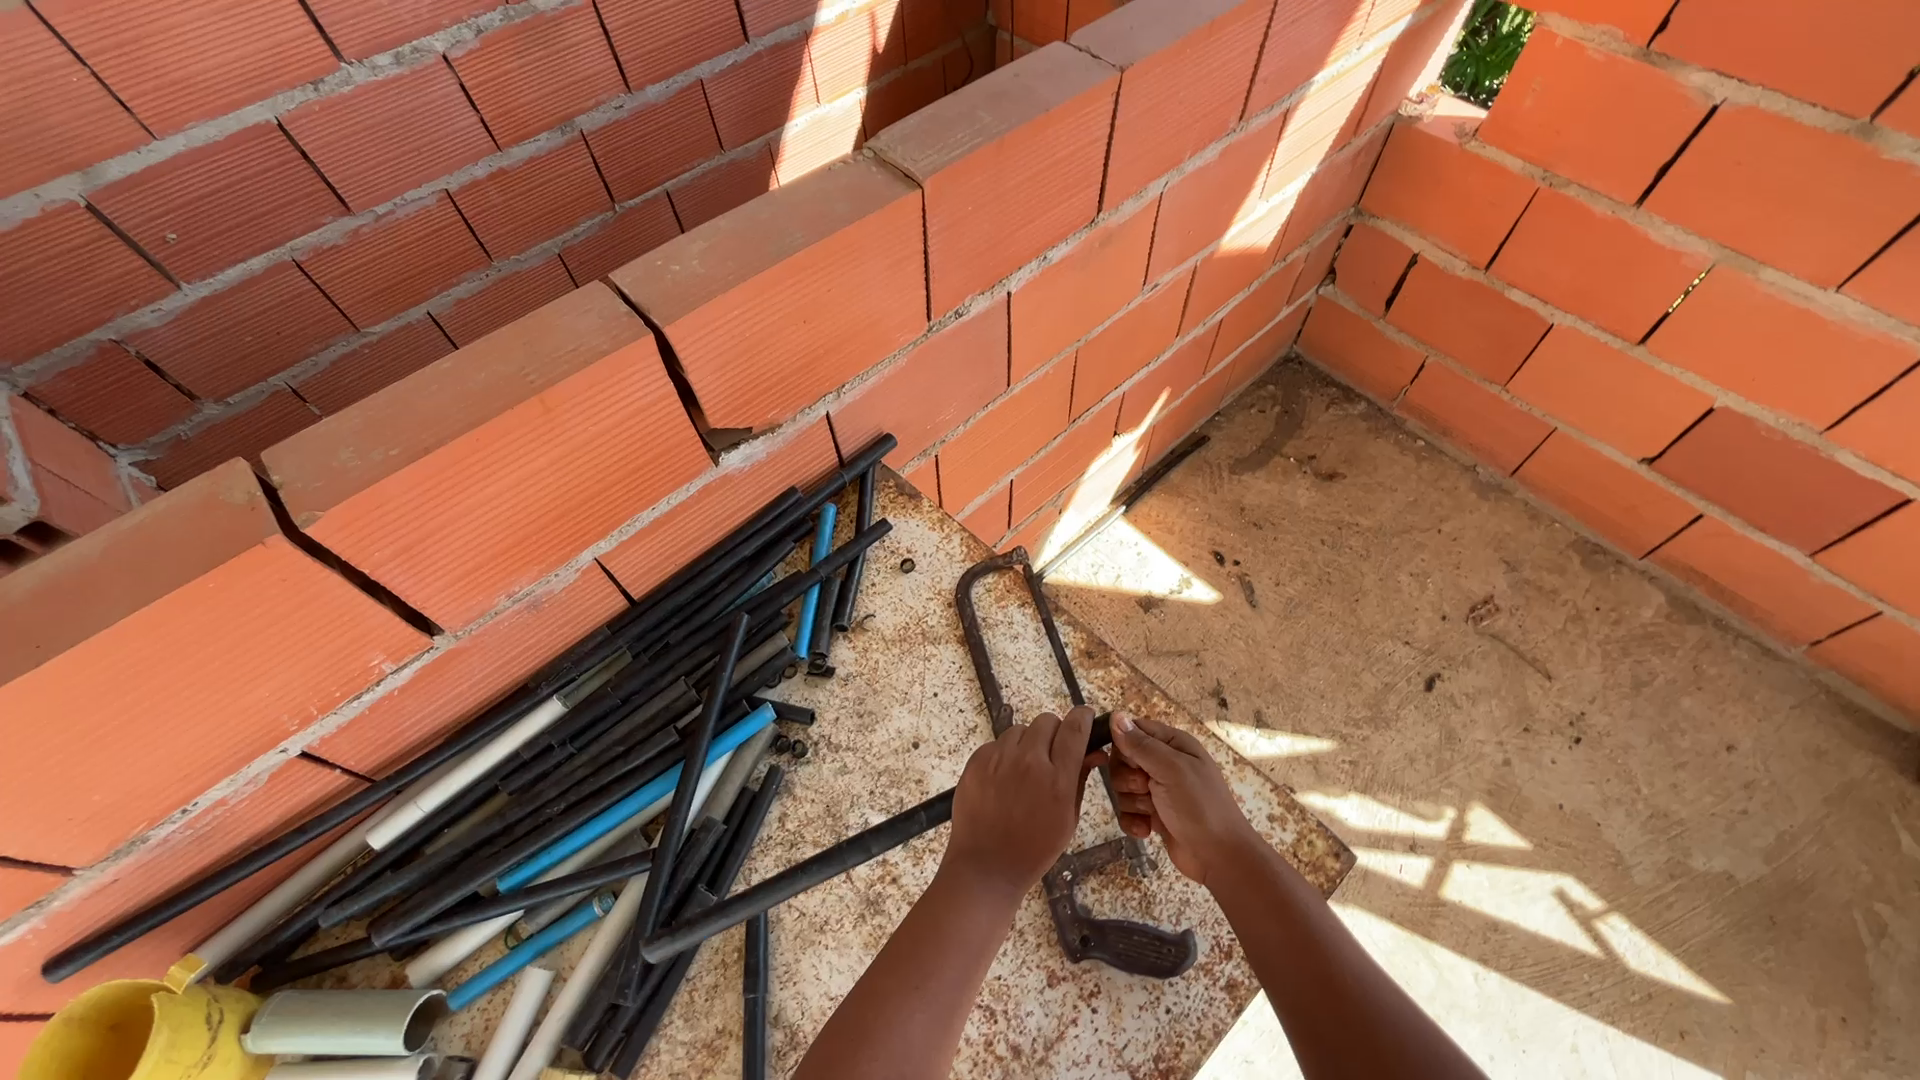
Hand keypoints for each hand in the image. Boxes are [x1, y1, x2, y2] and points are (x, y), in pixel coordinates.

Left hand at [942, 706, 1100, 895]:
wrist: (986, 865)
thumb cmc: (1034, 848)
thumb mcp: (1068, 818)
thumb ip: (1079, 778)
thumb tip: (1094, 751)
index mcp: (1057, 779)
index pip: (1075, 728)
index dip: (1082, 717)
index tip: (1084, 717)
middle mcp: (1029, 761)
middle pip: (1047, 720)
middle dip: (1054, 732)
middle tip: (1052, 753)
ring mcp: (999, 759)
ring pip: (1020, 730)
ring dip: (1027, 743)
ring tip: (1024, 770)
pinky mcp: (976, 761)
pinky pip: (996, 744)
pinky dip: (1003, 755)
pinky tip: (1003, 780)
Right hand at [1108, 711, 1261, 884]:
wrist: (1219, 856)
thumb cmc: (1199, 806)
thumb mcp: (1171, 769)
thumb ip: (1141, 744)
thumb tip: (1116, 715)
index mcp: (1173, 744)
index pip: (1133, 730)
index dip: (1124, 745)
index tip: (1131, 762)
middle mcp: (1164, 763)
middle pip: (1122, 760)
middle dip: (1128, 778)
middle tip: (1146, 788)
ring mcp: (1157, 790)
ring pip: (1122, 787)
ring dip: (1133, 802)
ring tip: (1153, 812)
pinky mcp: (1152, 814)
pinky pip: (1127, 811)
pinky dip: (1133, 821)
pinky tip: (1147, 830)